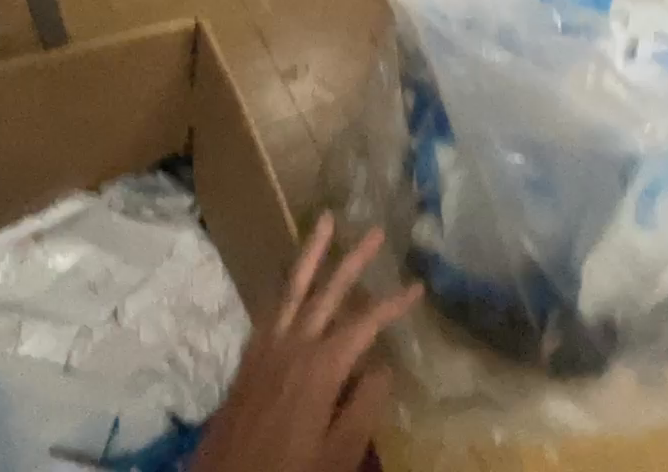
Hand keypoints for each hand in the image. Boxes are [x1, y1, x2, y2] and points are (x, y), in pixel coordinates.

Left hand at [192, 215, 423, 471]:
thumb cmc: (289, 471)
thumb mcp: (338, 453)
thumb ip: (363, 406)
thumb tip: (383, 366)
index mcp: (320, 367)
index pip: (365, 324)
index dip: (393, 304)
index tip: (418, 286)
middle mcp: (293, 345)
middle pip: (328, 291)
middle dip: (353, 259)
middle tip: (374, 230)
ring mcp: (267, 347)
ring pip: (294, 287)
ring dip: (312, 253)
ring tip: (325, 221)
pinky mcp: (249, 357)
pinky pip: (271, 307)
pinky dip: (286, 285)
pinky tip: (293, 278)